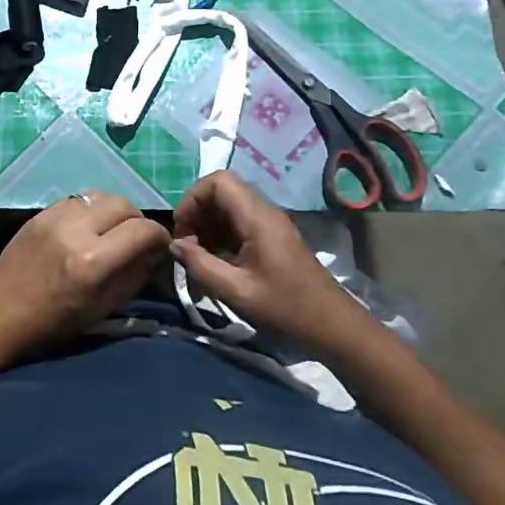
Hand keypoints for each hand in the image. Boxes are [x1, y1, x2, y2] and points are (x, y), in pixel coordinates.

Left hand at [0, 191, 169, 359]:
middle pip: (124, 205)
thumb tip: (154, 253)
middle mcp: (75, 231)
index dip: (159, 237)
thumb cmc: (53, 324)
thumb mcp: (103, 309)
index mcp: (92, 262)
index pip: (143, 230)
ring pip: (101, 196)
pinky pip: (77, 200)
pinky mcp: (40, 213)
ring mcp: (54, 218)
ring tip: (111, 231)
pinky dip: (90, 210)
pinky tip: (85, 229)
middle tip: (136, 239)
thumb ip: (134, 276)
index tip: (159, 247)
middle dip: (138, 220)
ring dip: (114, 211)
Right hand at [171, 171, 378, 355]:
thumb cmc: (284, 307)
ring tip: (198, 254)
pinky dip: (222, 232)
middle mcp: (264, 211)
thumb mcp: (236, 291)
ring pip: (230, 204)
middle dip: (197, 211)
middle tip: (187, 243)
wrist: (330, 323)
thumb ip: (201, 265)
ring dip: (208, 223)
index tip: (182, 230)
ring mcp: (270, 223)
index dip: (192, 198)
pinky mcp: (273, 236)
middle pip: (222, 189)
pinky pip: (240, 220)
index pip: (218, 181)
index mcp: (257, 218)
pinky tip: (216, 259)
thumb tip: (175, 245)